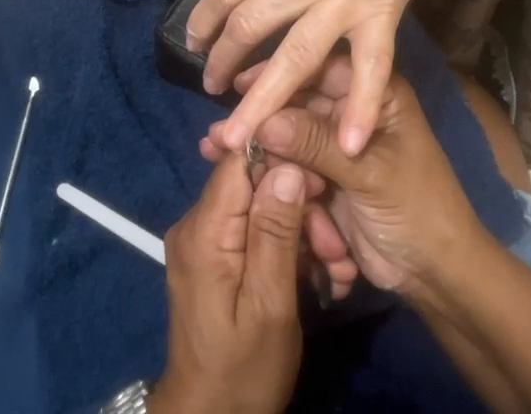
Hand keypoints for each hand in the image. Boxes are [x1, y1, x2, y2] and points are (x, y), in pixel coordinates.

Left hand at [154, 153, 307, 413]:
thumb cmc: (244, 370)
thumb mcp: (269, 305)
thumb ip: (275, 233)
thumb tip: (287, 167)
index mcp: (204, 231)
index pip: (239, 160)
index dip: (283, 161)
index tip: (323, 185)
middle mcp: (195, 225)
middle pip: (253, 185)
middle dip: (298, 207)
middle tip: (334, 250)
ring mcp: (202, 242)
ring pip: (257, 209)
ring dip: (298, 232)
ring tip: (332, 269)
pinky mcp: (212, 258)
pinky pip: (251, 232)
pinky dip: (284, 247)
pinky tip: (313, 273)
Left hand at [187, 0, 465, 156]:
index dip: (205, 19)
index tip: (194, 42)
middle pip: (253, 25)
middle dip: (222, 60)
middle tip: (207, 86)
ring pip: (296, 56)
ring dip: (263, 98)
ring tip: (238, 133)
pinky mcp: (383, 15)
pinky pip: (372, 66)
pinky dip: (363, 106)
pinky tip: (350, 145)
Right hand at [208, 60, 487, 297]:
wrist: (434, 272)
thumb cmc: (417, 209)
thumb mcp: (369, 173)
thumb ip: (316, 143)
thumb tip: (260, 119)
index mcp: (376, 94)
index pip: (321, 69)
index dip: (279, 74)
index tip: (236, 85)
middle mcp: (353, 111)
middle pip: (296, 103)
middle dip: (258, 117)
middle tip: (218, 132)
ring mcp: (337, 144)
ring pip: (287, 135)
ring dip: (256, 145)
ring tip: (213, 151)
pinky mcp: (325, 175)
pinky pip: (289, 164)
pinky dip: (265, 169)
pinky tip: (234, 169)